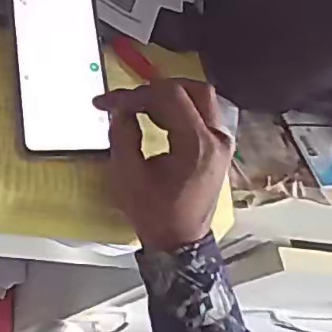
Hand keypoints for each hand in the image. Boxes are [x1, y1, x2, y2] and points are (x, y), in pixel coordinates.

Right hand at [93, 78, 232, 250]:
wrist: (179, 242)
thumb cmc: (154, 213)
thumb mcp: (128, 174)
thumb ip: (122, 134)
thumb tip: (120, 109)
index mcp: (197, 145)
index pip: (170, 97)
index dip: (135, 94)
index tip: (109, 101)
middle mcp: (217, 138)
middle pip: (192, 89)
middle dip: (155, 89)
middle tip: (128, 99)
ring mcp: (222, 143)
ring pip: (200, 98)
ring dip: (169, 96)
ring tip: (139, 106)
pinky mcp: (220, 148)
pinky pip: (202, 114)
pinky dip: (179, 108)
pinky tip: (156, 117)